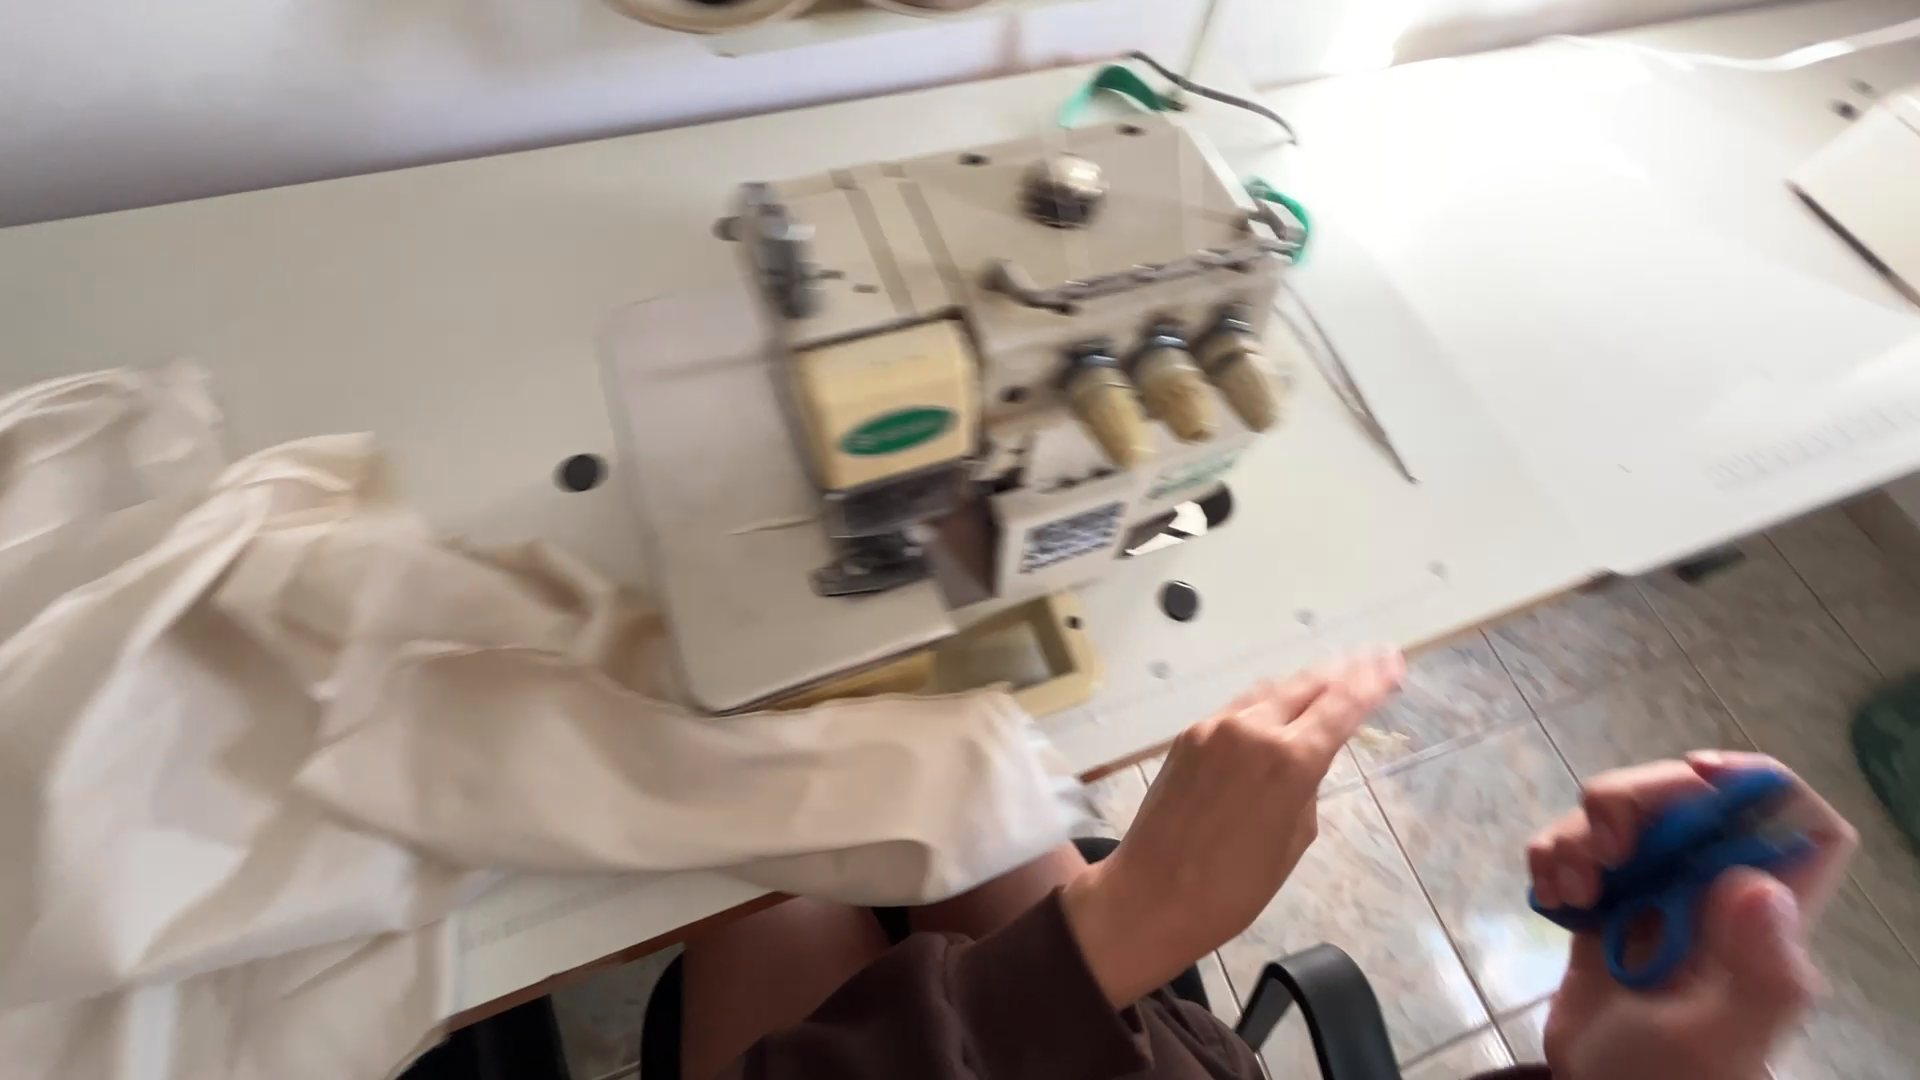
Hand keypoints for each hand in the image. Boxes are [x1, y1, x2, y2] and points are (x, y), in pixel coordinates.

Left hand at [1062, 649, 1404, 1005]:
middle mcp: (1249, 729)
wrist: (1153, 891)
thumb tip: (1300, 757)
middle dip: (1340, 671)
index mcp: (1288, 760)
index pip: (1339, 707)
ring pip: (1267, 692)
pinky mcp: (1188, 735)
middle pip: (1303, 686)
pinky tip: (1278, 706)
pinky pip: (1237, 710)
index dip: (1370, 682)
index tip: (1392, 661)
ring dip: (1301, 684)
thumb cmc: (1235, 886)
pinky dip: (1265, 703)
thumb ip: (1303, 785)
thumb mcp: (1292, 838)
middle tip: (1370, 657)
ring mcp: (1212, 728)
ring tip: (1331, 676)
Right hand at [1529, 752, 1858, 1079]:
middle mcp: (1710, 890)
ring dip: (1575, 836)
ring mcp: (1648, 891)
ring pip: (1614, 817)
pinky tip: (1548, 898)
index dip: (1758, 783)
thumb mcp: (1720, 1039)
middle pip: (1681, 798)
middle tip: (1603, 847)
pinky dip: (1547, 857)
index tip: (1694, 774)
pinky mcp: (1597, 899)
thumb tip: (1755, 881)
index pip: (1797, 824)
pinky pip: (1568, 846)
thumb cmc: (1669, 1079)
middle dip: (1629, 801)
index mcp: (1763, 916)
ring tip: (1566, 890)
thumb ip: (1758, 971)